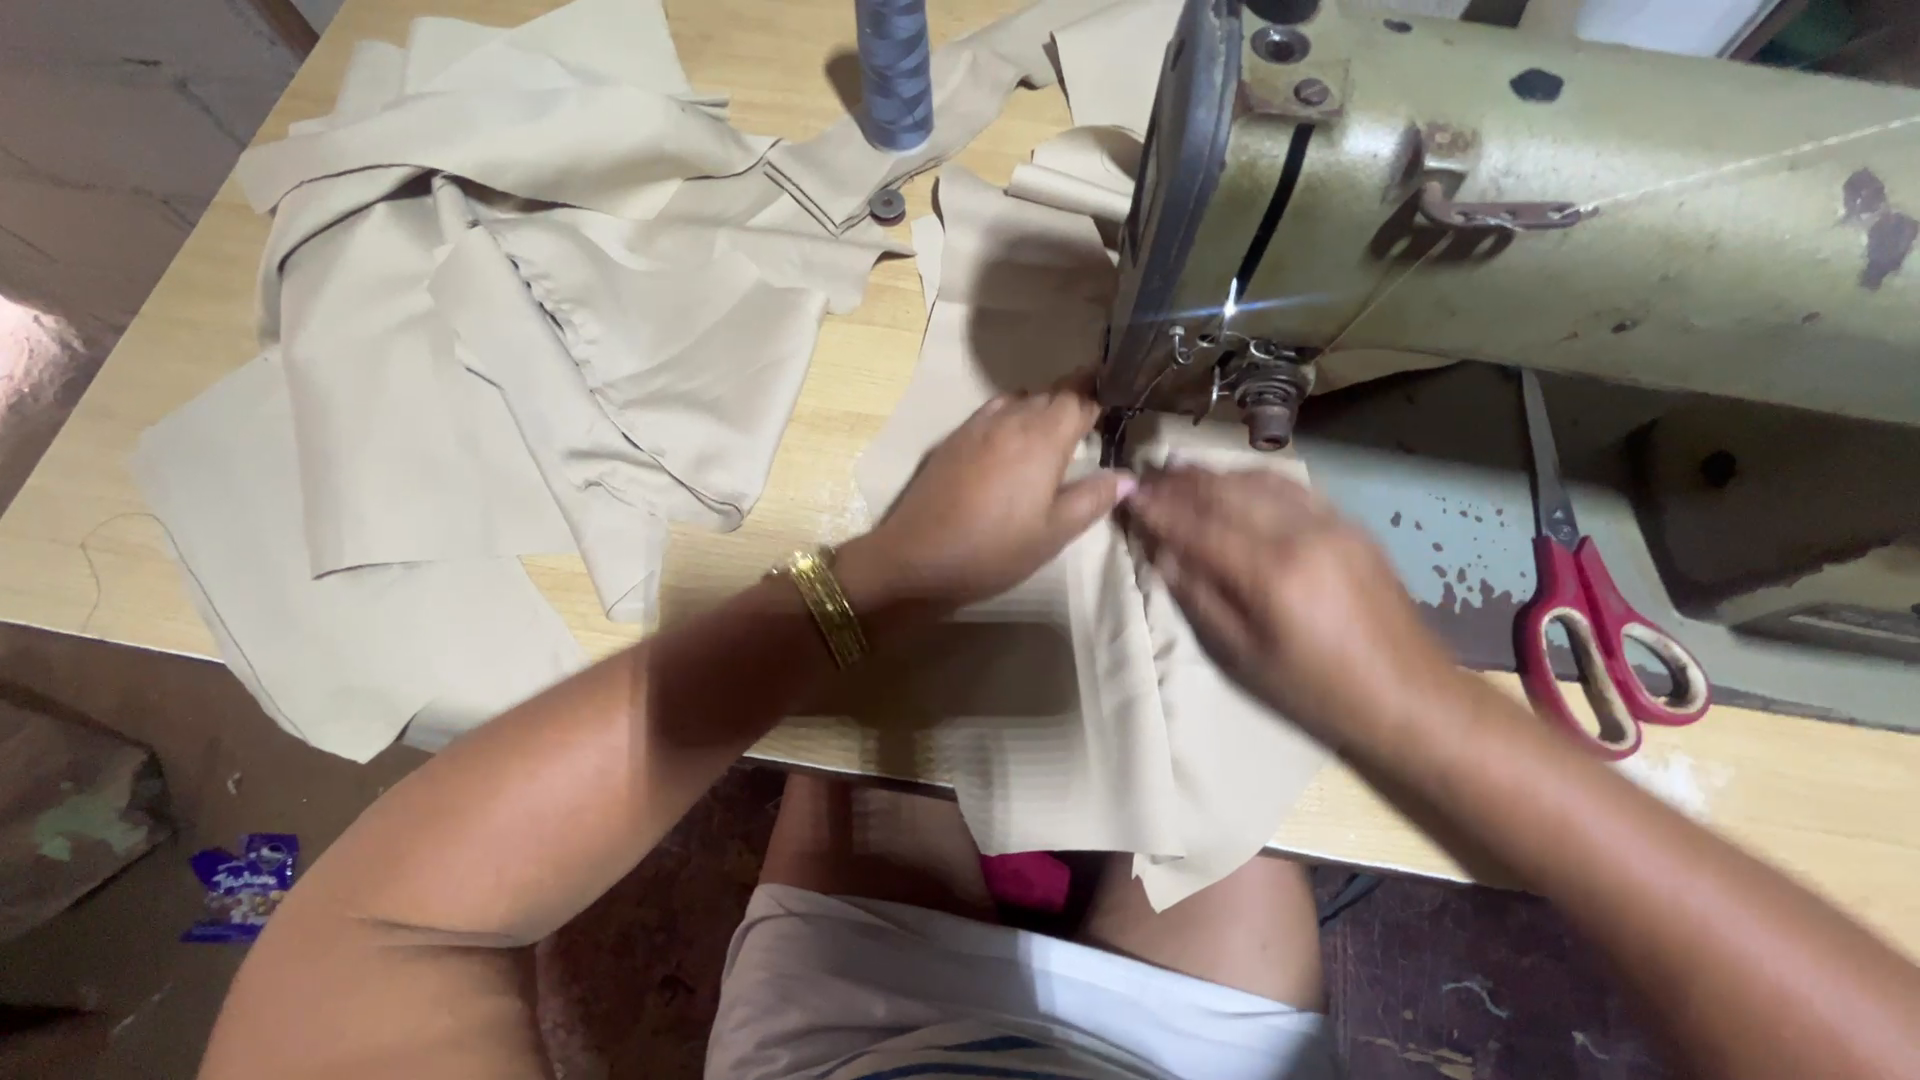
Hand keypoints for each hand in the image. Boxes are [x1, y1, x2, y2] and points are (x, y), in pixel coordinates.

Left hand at [838, 375, 1132, 618]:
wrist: (916, 559)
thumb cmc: (993, 551)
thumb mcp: (1053, 533)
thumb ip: (1093, 499)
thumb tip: (1127, 477)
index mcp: (1041, 438)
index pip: (1078, 400)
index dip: (1099, 400)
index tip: (1116, 402)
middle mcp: (1010, 420)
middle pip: (1049, 394)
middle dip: (1072, 398)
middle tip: (1090, 415)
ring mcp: (976, 426)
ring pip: (1018, 400)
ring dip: (1039, 406)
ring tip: (1052, 428)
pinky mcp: (952, 440)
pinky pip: (991, 412)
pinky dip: (1011, 416)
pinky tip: (1010, 443)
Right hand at [1125, 465, 1460, 749]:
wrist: (1409, 694)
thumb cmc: (1318, 690)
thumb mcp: (1244, 656)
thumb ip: (1199, 596)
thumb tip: (1161, 553)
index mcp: (1271, 574)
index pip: (1197, 527)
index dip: (1158, 511)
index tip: (1126, 498)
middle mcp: (1301, 534)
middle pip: (1226, 492)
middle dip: (1179, 483)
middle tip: (1144, 477)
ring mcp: (1331, 523)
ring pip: (1258, 480)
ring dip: (1213, 475)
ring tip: (1177, 473)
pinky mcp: (1349, 524)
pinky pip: (1291, 487)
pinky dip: (1252, 479)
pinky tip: (1231, 482)